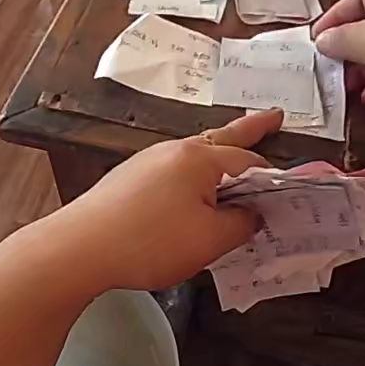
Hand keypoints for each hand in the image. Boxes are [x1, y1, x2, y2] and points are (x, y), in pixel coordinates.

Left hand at [41, 109, 281, 292]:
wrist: (79, 249)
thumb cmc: (152, 242)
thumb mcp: (211, 240)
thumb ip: (241, 224)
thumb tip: (253, 215)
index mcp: (200, 158)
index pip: (248, 160)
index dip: (270, 178)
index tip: (285, 194)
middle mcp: (175, 150)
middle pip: (223, 138)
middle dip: (252, 129)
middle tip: (276, 116)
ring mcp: (149, 161)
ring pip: (197, 154)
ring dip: (222, 155)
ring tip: (238, 158)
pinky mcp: (131, 178)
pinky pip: (176, 170)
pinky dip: (196, 177)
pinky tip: (195, 194)